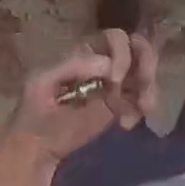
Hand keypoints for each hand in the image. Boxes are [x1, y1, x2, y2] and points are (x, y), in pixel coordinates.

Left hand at [3, 29, 159, 162]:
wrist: (37, 147)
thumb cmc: (35, 111)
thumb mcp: (43, 82)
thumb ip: (71, 66)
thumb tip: (108, 65)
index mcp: (86, 53)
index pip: (115, 38)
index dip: (122, 54)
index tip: (117, 79)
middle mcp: (105, 63)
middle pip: (138, 49)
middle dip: (146, 64)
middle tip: (142, 86)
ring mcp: (116, 84)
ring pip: (145, 73)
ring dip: (149, 89)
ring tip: (142, 109)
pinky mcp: (122, 106)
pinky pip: (143, 99)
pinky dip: (142, 109)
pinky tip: (127, 123)